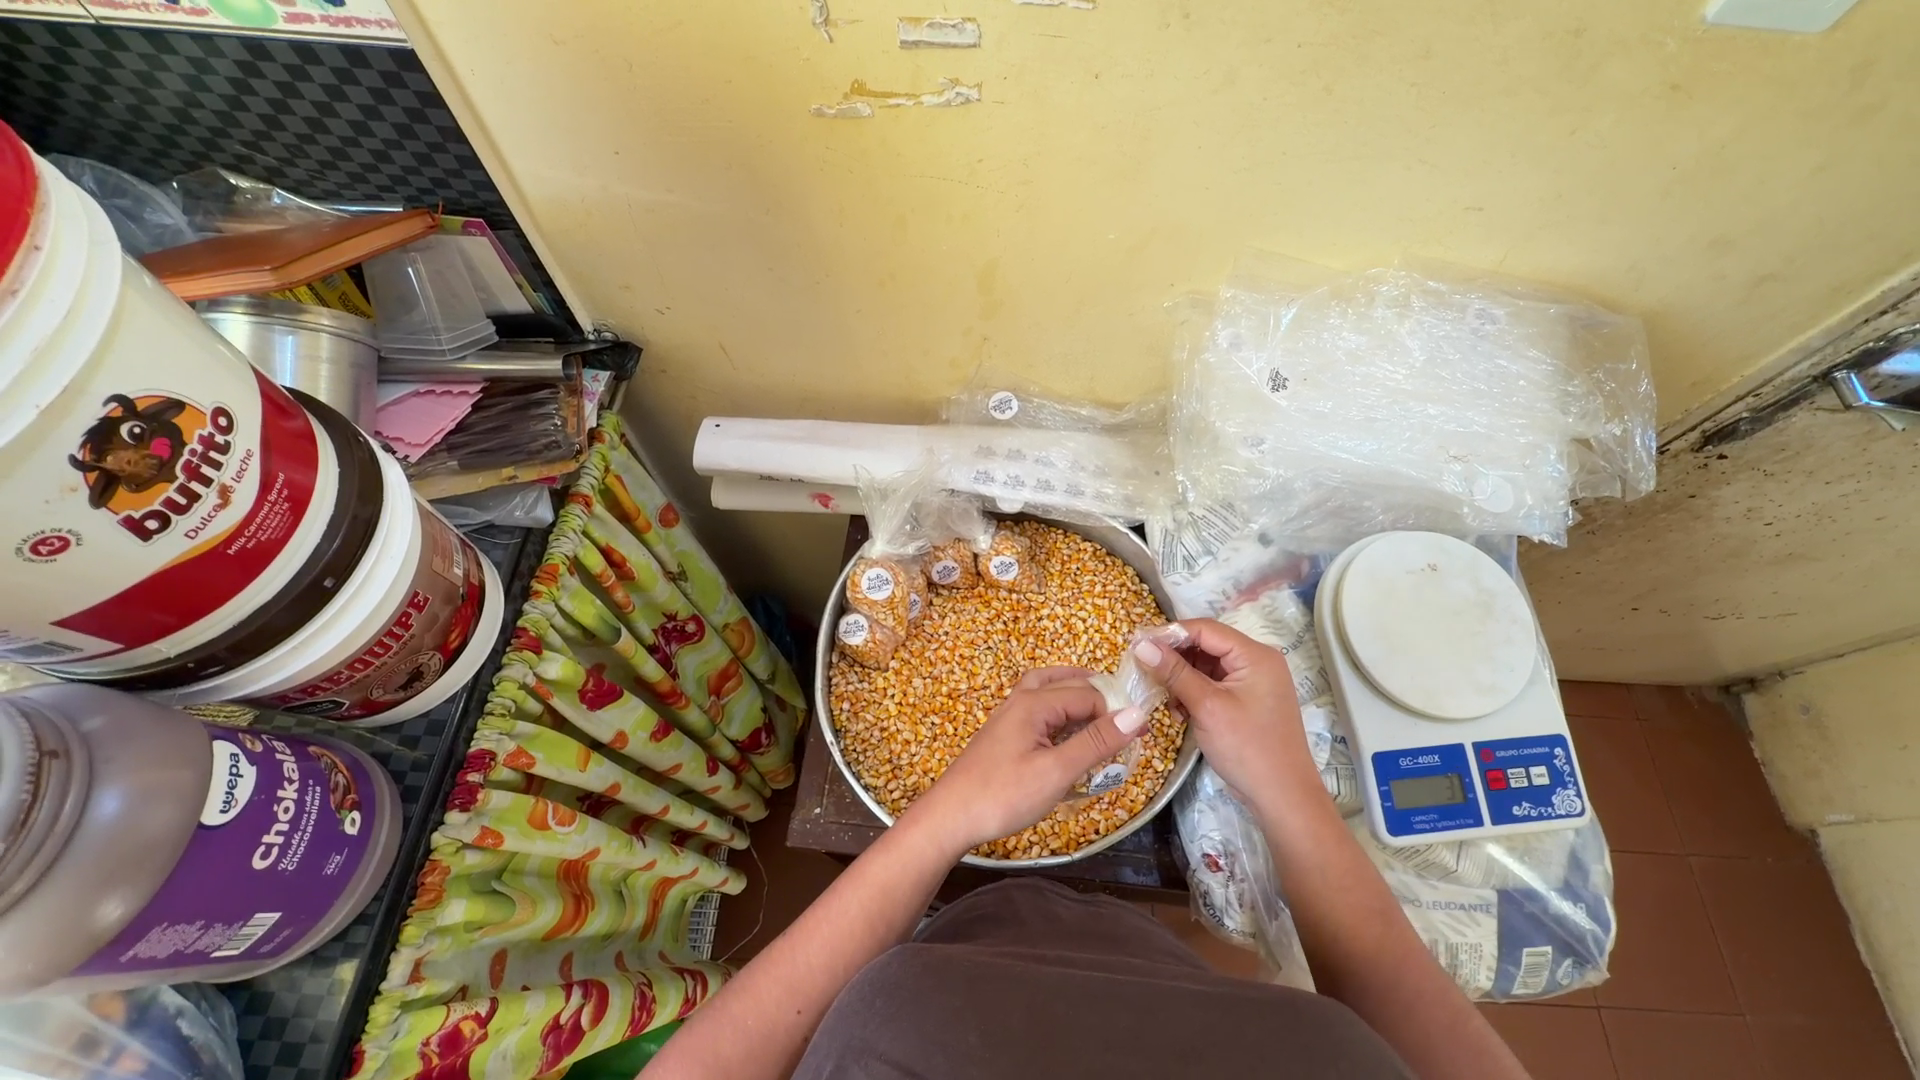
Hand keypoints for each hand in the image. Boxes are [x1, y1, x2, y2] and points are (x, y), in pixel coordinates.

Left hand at [903, 667, 1146, 854]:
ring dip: (1073, 694)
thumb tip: (1136, 715)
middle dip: (1098, 695)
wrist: (950, 817)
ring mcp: (1008, 717)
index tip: (1141, 736)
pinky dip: (1057, 710)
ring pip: (1045, 690)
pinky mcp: (1002, 735)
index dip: (1117, 712)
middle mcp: (1020, 701)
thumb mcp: (1057, 771)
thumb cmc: (1004, 795)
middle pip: (1065, 683)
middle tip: (1125, 716)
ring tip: (1099, 708)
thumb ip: (1095, 743)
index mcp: (1034, 704)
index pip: (1088, 695)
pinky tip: (1065, 731)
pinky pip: (1036, 709)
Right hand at [1132, 618, 1321, 815]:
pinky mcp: (1247, 701)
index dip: (1170, 634)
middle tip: (1144, 671)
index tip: (1137, 645)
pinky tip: (1179, 710)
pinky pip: (1214, 685)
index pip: (1205, 629)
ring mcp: (1254, 682)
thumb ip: (1174, 672)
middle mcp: (1257, 661)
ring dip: (1182, 678)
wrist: (1282, 797)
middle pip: (1206, 645)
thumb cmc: (1247, 748)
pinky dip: (1193, 693)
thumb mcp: (1206, 707)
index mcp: (1255, 655)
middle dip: (1175, 658)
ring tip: (1162, 696)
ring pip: (1207, 666)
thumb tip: (1141, 644)